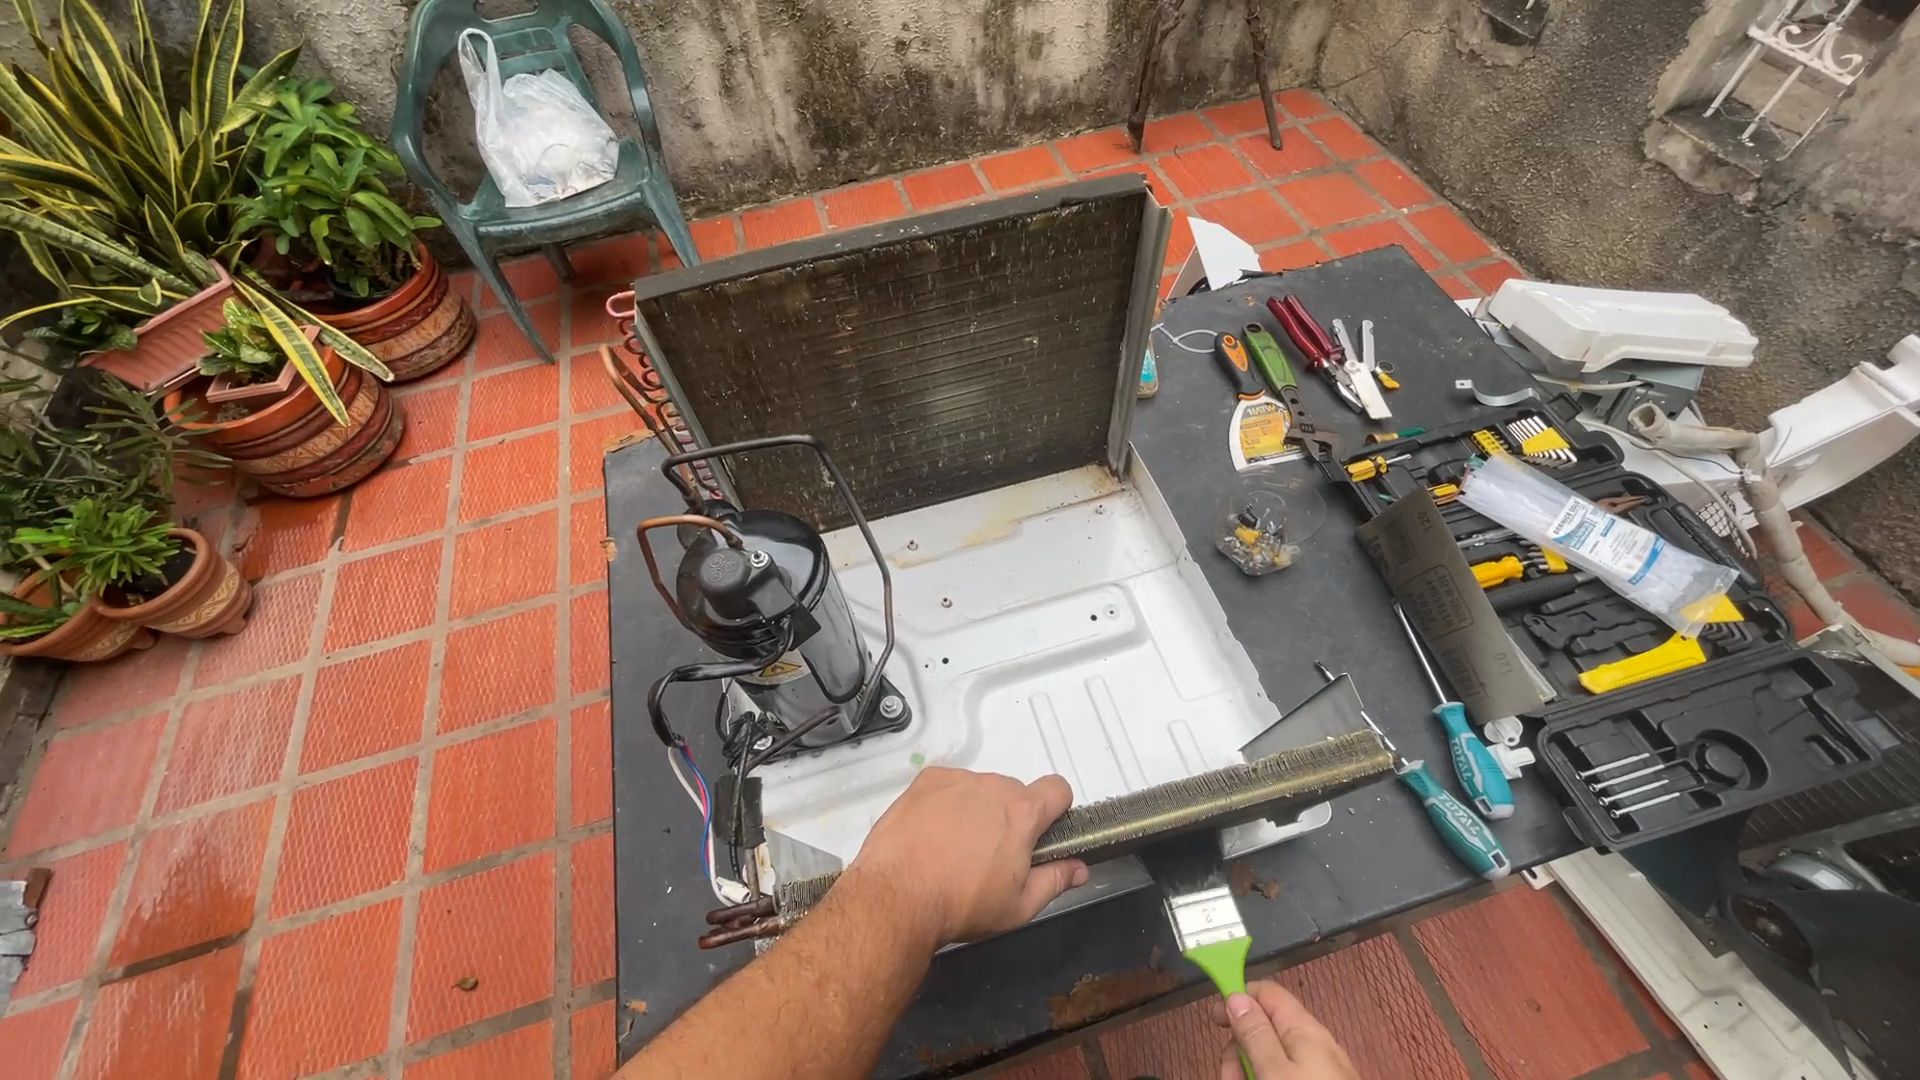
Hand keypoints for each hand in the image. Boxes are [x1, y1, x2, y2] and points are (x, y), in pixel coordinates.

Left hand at [847, 767, 1088, 946]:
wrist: (896, 896)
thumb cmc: (962, 903)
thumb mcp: (1019, 906)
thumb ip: (1055, 881)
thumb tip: (1079, 868)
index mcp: (1022, 813)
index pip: (1058, 789)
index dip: (1056, 809)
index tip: (1043, 833)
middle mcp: (992, 786)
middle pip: (1015, 793)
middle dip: (1011, 818)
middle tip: (992, 855)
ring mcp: (957, 780)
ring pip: (980, 789)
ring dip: (977, 810)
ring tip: (955, 849)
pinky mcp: (926, 780)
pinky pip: (949, 785)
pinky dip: (947, 803)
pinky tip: (933, 834)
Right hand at [1210, 980, 1358, 1079]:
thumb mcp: (1275, 1072)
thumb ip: (1254, 1033)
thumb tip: (1237, 996)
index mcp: (1304, 1030)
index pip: (1267, 993)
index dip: (1238, 998)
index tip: (1216, 1021)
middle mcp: (1313, 1046)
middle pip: (1265, 1029)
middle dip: (1239, 1049)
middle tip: (1229, 1076)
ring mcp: (1318, 1072)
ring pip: (1272, 1059)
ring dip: (1249, 1071)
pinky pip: (1285, 1077)